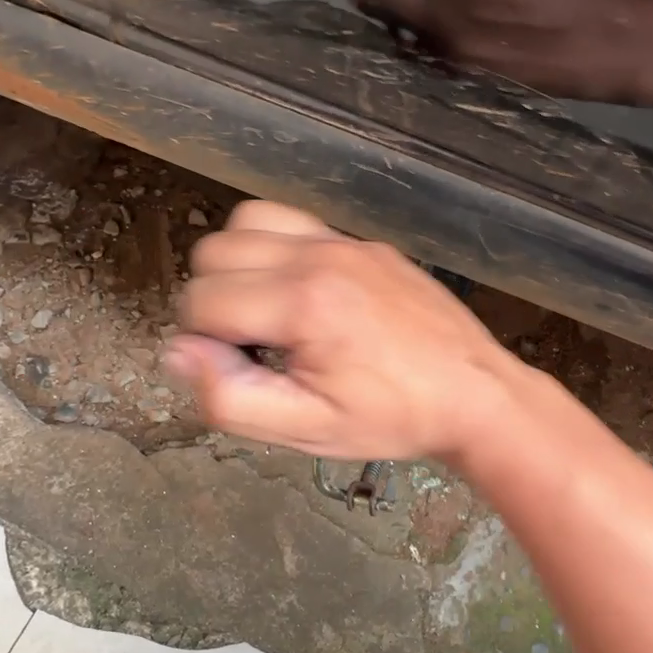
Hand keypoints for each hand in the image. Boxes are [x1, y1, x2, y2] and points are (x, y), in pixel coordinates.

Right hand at [166, 202, 522, 461]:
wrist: (474, 393)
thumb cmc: (394, 418)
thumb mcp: (307, 429)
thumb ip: (230, 396)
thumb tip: (177, 352)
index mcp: (303, 303)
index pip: (199, 300)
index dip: (203, 344)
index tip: (242, 371)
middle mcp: (319, 256)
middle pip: (213, 253)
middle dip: (214, 303)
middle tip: (255, 349)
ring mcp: (345, 242)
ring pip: (245, 224)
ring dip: (239, 268)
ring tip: (271, 317)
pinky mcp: (364, 242)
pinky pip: (293, 223)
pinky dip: (276, 252)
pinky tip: (301, 297)